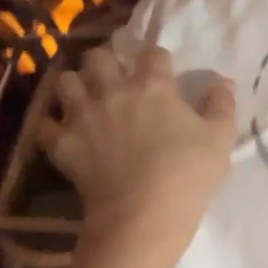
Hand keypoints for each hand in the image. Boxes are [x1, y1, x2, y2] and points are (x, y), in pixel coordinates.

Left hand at [39, 42, 235, 240]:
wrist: (144, 213)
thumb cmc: (189, 172)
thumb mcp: (221, 138)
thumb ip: (222, 105)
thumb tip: (222, 82)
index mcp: (153, 86)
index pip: (152, 53)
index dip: (157, 58)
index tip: (162, 70)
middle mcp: (112, 91)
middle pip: (98, 57)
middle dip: (108, 61)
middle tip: (117, 77)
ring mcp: (81, 115)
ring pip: (66, 81)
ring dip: (77, 86)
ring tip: (88, 99)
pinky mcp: (61, 142)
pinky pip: (44, 123)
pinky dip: (53, 125)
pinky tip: (66, 133)